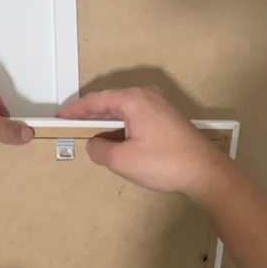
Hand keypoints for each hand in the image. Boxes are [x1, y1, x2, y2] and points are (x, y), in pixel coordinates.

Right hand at [56, 86, 230, 195]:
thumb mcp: (122, 160)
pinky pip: (136, 114)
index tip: (60, 118)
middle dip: (90, 114)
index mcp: (133, 99)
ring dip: (107, 120)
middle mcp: (147, 95)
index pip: (96, 100)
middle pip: (110, 101)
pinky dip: (122, 123)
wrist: (205, 172)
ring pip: (124, 108)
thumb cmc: (164, 163)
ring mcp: (160, 104)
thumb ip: (99, 149)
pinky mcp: (167, 116)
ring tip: (90, 133)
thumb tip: (94, 144)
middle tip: (72, 126)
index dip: (75, 110)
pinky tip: (116, 137)